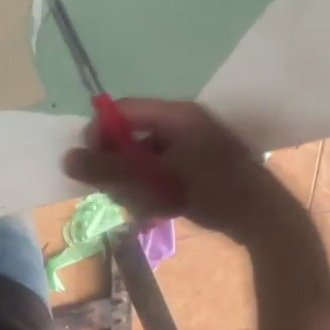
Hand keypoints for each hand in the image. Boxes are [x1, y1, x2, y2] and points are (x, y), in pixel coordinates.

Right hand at [62, 98, 301, 244]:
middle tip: (115, 191)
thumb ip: (108, 170)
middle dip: (117, 165)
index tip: (89, 163)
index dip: (99, 134)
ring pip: (145, 158)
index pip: (122, 111)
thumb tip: (66, 158)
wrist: (263, 218)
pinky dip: (152, 189)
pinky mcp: (199, 167)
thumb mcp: (153, 181)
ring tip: (140, 205)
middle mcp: (184, 123)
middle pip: (131, 136)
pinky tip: (156, 210)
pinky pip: (162, 171)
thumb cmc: (210, 191)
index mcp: (176, 115)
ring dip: (133, 182)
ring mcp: (193, 145)